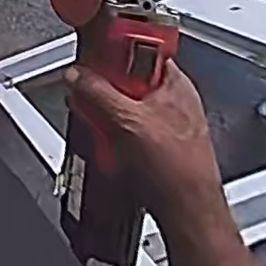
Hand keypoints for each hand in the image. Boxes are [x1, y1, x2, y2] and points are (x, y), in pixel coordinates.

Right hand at [65, 59, 227, 224]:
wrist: (189, 217)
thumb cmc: (179, 172)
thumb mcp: (127, 121)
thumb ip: (97, 92)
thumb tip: (77, 75)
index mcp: (175, 83)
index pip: (141, 47)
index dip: (116, 48)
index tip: (95, 54)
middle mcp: (172, 99)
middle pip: (126, 77)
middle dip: (103, 87)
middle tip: (89, 94)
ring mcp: (164, 123)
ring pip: (124, 103)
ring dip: (104, 112)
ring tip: (96, 123)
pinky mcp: (155, 144)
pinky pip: (125, 127)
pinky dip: (111, 132)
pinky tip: (106, 144)